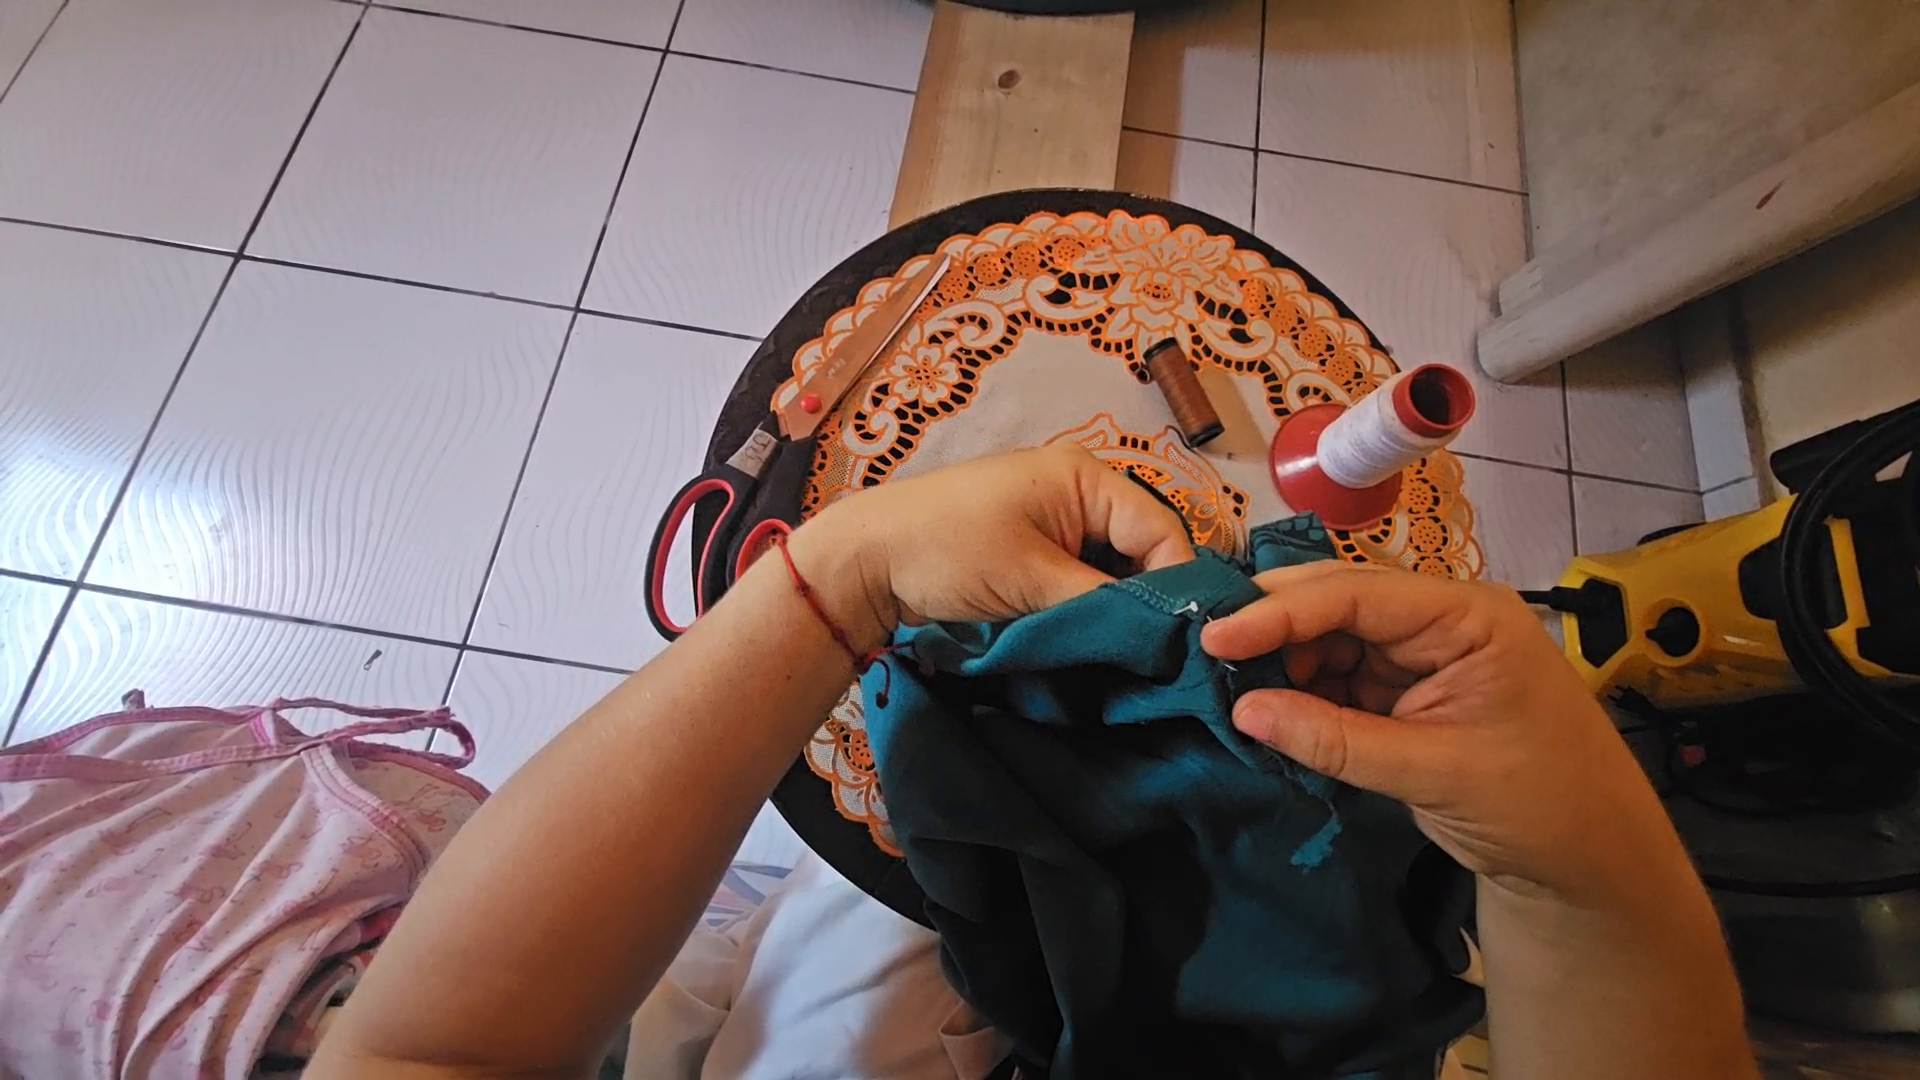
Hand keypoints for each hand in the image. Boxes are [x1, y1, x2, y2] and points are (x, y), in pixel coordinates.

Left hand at [788, 445, 1194, 649]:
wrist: (868, 560)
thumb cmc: (949, 550)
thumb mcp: (1031, 577)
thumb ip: (1102, 604)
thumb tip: (1164, 635)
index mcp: (1086, 478)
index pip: (1160, 530)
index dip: (1176, 585)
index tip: (1181, 644)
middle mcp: (1080, 493)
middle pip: (1142, 549)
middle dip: (1147, 600)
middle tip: (1158, 657)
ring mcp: (1057, 522)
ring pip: (1113, 569)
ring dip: (1116, 609)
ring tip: (1127, 656)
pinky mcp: (1036, 551)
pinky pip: (1081, 578)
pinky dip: (1087, 608)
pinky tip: (1091, 641)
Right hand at [1200, 562, 1684, 906]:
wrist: (1592, 871)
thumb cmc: (1542, 810)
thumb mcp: (1434, 772)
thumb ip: (1332, 738)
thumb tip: (1241, 710)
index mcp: (1464, 616)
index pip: (1353, 594)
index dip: (1277, 612)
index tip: (1215, 638)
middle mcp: (1436, 618)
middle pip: (1333, 601)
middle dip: (1272, 625)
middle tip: (1210, 651)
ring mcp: (1416, 650)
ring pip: (1326, 635)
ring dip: (1281, 660)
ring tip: (1236, 687)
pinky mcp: (1399, 684)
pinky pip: (1333, 672)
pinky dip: (1298, 689)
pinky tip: (1270, 706)